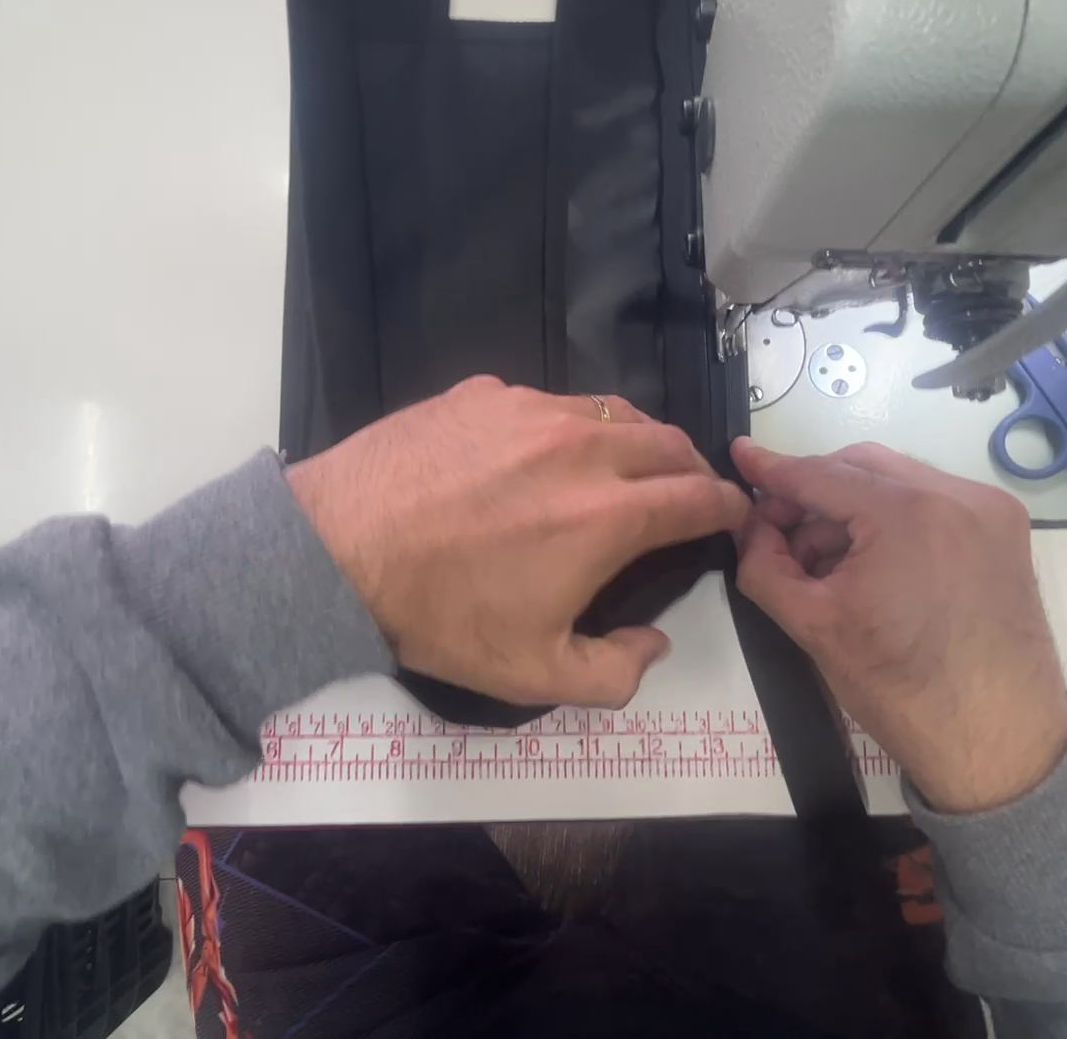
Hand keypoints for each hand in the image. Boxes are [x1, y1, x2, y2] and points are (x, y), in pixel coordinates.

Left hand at [286, 376, 748, 709]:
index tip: (730, 515)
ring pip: (613, 411)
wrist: (335, 550)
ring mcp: (529, 410)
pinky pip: (548, 403)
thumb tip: (653, 644)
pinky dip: (569, 427)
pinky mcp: (482, 393)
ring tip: (630, 465)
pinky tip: (542, 453)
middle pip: (668, 442)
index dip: (727, 506)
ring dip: (638, 439)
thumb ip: (616, 672)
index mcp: (610, 512)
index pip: (699, 496)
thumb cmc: (439, 614)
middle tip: (687, 492)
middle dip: (692, 469)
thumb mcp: (532, 674)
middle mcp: (583, 446)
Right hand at [730, 438, 1066, 813]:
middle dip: (810, 491)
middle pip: (859, 466)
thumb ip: (762, 563)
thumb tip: (749, 528)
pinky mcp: (1005, 533)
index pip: (821, 474)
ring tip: (822, 562)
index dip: (772, 467)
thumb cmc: (899, 687)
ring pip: (895, 480)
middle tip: (775, 532)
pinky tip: (867, 565)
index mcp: (910, 513)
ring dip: (847, 508)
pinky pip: (928, 502)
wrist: (996, 743)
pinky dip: (887, 519)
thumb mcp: (809, 623)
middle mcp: (959, 496)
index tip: (739, 454)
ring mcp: (990, 511)